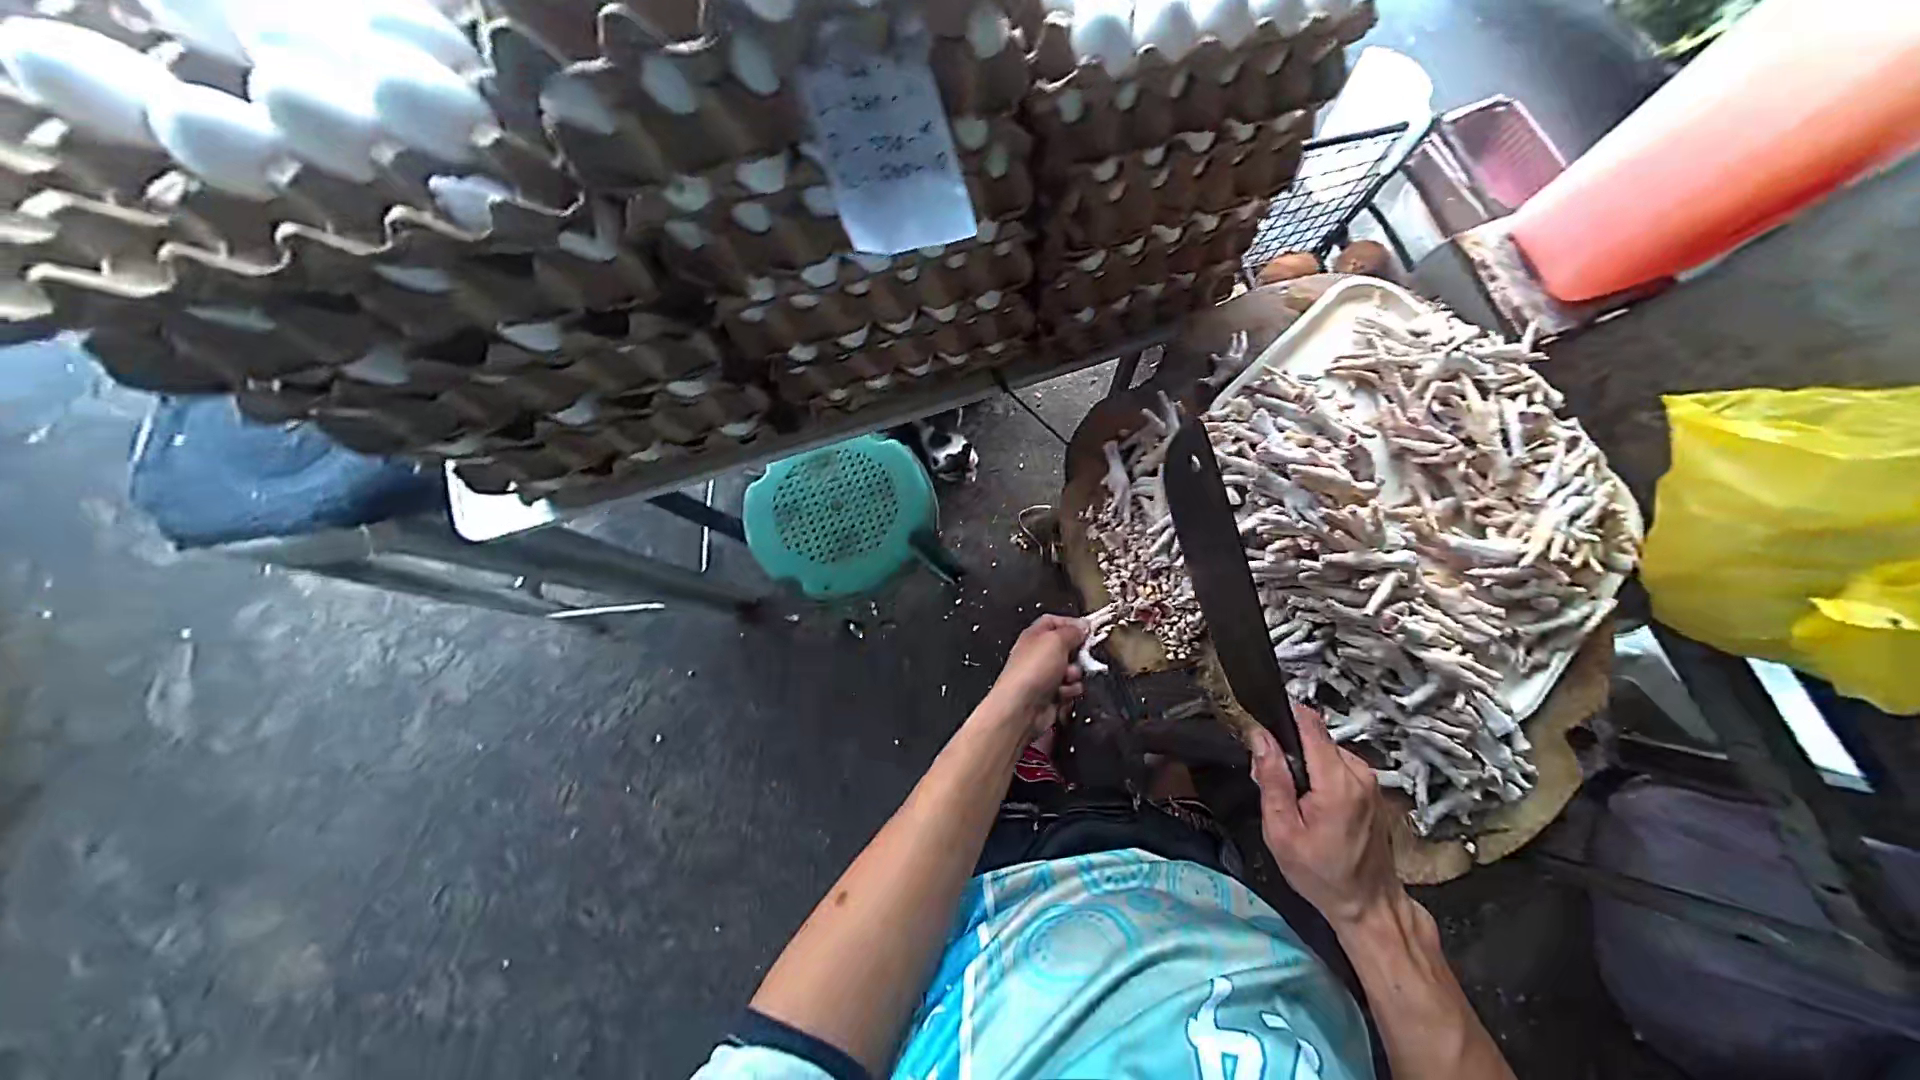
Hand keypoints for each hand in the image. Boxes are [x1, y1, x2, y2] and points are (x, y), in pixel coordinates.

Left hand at [982, 614, 1087, 740]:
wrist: (1021, 708)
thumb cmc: (1033, 670)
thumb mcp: (1056, 641)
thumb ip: (1072, 631)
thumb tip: (1083, 626)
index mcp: (1035, 636)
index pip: (1055, 623)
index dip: (1072, 624)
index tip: (1089, 630)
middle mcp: (1038, 655)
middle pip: (1067, 648)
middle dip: (1078, 654)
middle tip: (1080, 658)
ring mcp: (1044, 676)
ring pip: (1072, 671)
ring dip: (1074, 676)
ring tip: (1066, 679)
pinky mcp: (1050, 696)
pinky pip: (1070, 689)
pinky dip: (1069, 692)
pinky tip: (1061, 694)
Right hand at [1247, 703, 1402, 930]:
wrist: (1368, 905)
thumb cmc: (1321, 873)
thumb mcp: (1281, 829)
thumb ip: (1271, 778)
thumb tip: (1260, 737)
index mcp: (1337, 782)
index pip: (1309, 723)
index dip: (1282, 716)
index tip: (1261, 726)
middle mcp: (1359, 774)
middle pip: (1313, 737)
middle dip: (1287, 750)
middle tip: (1271, 782)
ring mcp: (1369, 781)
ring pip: (1324, 750)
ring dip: (1302, 764)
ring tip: (1292, 800)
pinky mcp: (1371, 789)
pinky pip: (1336, 765)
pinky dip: (1318, 775)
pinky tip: (1310, 804)